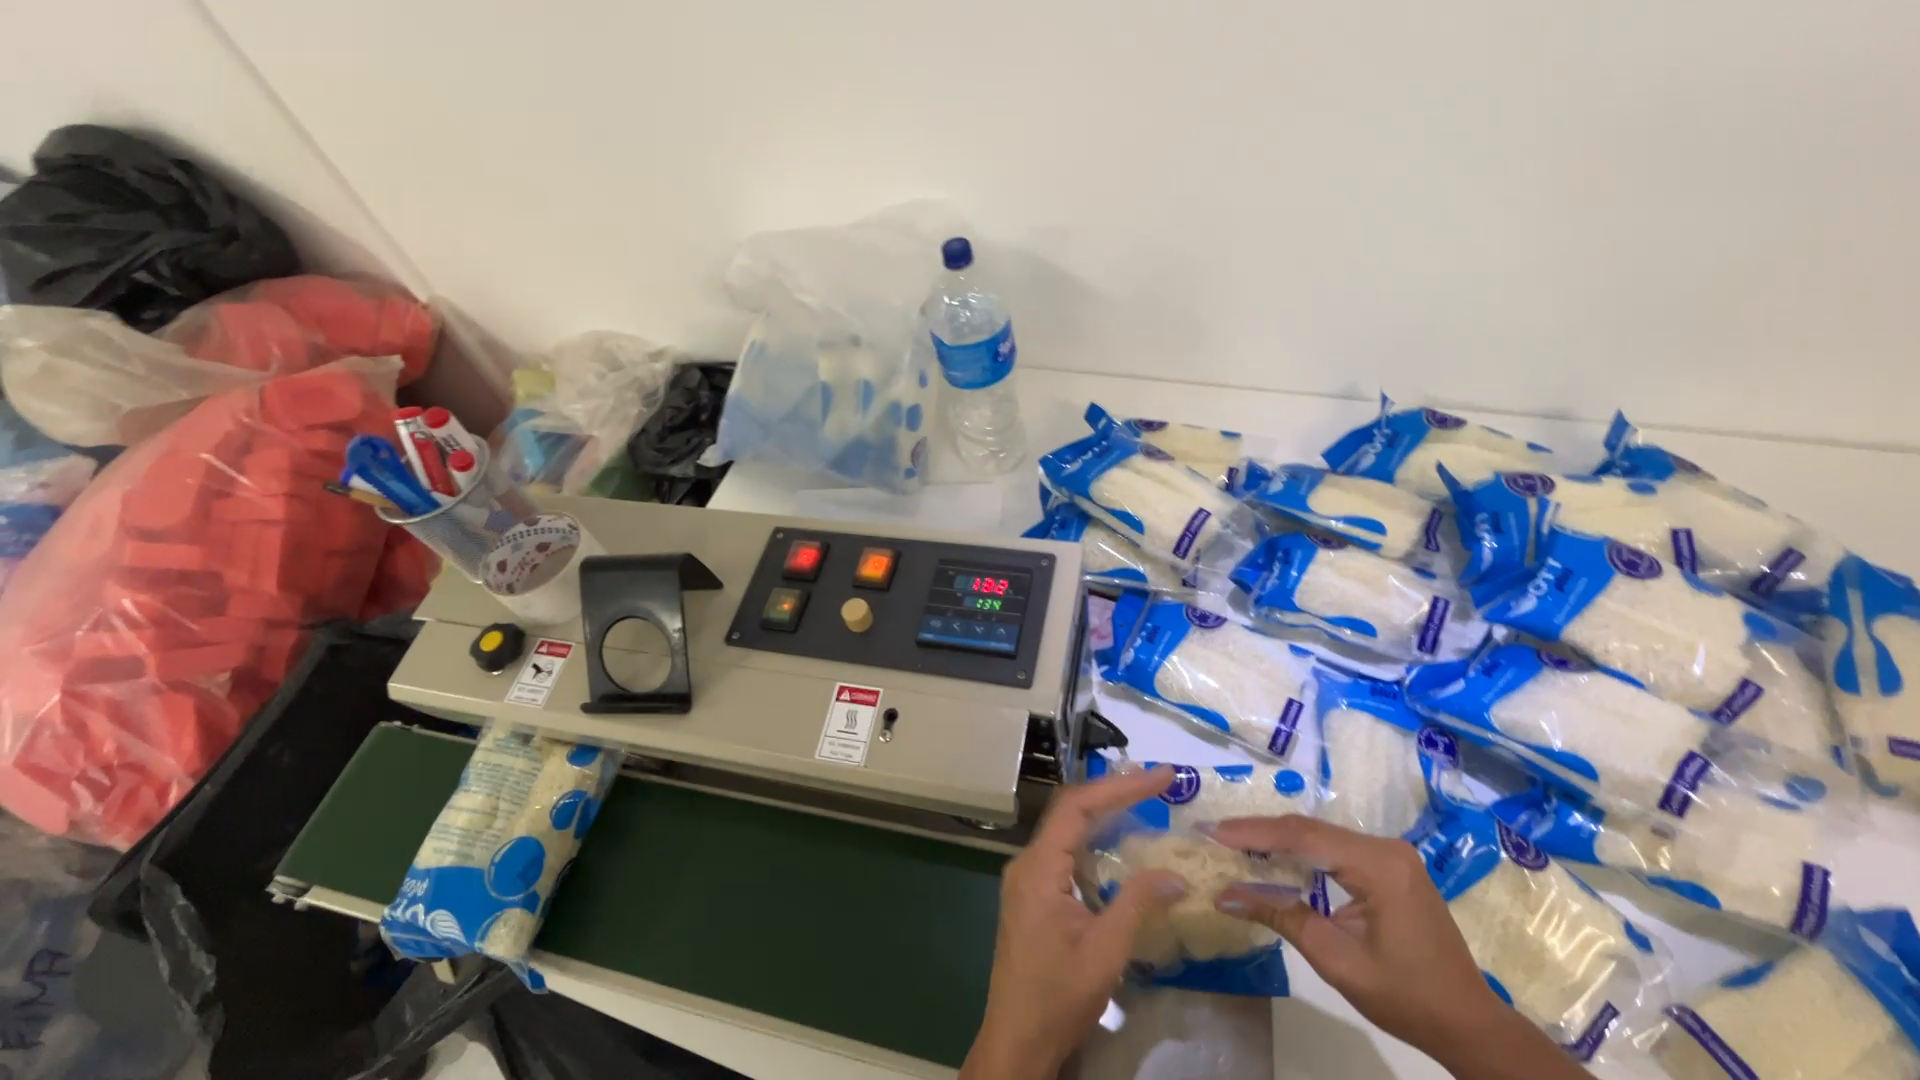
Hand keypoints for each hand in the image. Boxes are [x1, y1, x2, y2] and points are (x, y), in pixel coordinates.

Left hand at [961, 765, 1188, 1079]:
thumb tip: (1176, 874)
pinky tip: (1123, 846)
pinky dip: (1097, 842)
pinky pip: (1067, 855)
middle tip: (1160, 781)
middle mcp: (1028, 865)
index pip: (1078, 808)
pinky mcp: (1035, 897)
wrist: (1018, 1040)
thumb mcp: (1106, 950)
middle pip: (1071, 812)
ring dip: (1106, 814)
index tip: (1162, 776)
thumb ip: (1138, 903)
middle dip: (1115, 792)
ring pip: (1068, 832)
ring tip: (1147, 800)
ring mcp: (1029, 881)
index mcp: (1038, 869)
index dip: (1121, 786)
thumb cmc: (1058, 996)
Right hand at [1206, 816, 1512, 1062]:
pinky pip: (1334, 849)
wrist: (1466, 1021)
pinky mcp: (1389, 867)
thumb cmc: (1404, 995)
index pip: (1303, 836)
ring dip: (1276, 840)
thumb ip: (1281, 916)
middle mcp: (1386, 848)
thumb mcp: (1336, 959)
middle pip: (1309, 829)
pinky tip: (1271, 859)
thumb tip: (1223, 894)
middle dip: (1258, 832)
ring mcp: (1390, 855)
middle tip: (1212, 834)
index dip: (1252, 833)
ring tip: (1231, 843)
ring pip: (1320, 836)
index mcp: (1379, 865)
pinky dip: (1299, 852)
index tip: (1211, 831)